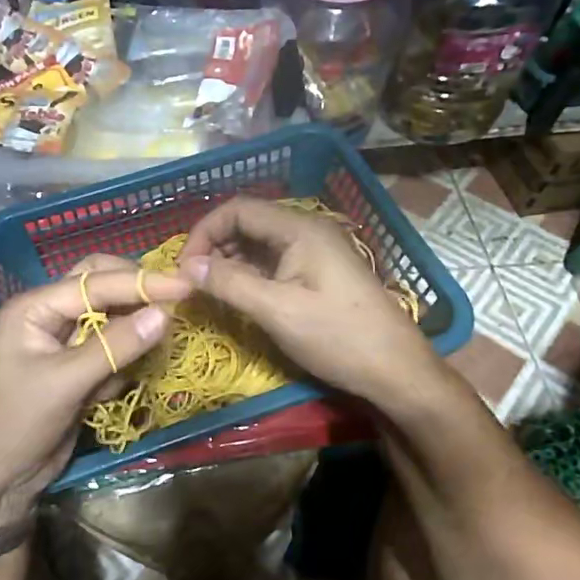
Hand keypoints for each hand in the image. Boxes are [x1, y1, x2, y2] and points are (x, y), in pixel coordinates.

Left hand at [0, 255, 191, 530]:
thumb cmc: (13, 424)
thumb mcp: (64, 382)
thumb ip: (115, 346)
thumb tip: (165, 313)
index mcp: (35, 307)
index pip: (95, 281)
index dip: (142, 282)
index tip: (186, 286)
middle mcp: (49, 316)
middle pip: (101, 288)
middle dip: (136, 296)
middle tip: (176, 303)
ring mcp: (62, 344)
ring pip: (110, 321)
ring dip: (131, 335)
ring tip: (154, 349)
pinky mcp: (75, 372)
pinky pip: (109, 354)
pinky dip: (120, 365)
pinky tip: (108, 392)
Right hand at [177, 197, 457, 413]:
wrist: (396, 370)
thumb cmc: (338, 336)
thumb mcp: (277, 310)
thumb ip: (230, 283)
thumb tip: (187, 267)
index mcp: (300, 228)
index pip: (238, 209)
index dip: (204, 232)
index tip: (184, 268)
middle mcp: (307, 230)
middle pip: (248, 223)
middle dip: (215, 247)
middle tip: (193, 282)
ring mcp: (316, 252)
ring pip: (260, 244)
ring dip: (231, 262)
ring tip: (210, 291)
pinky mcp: (319, 273)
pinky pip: (275, 262)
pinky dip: (251, 274)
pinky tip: (239, 297)